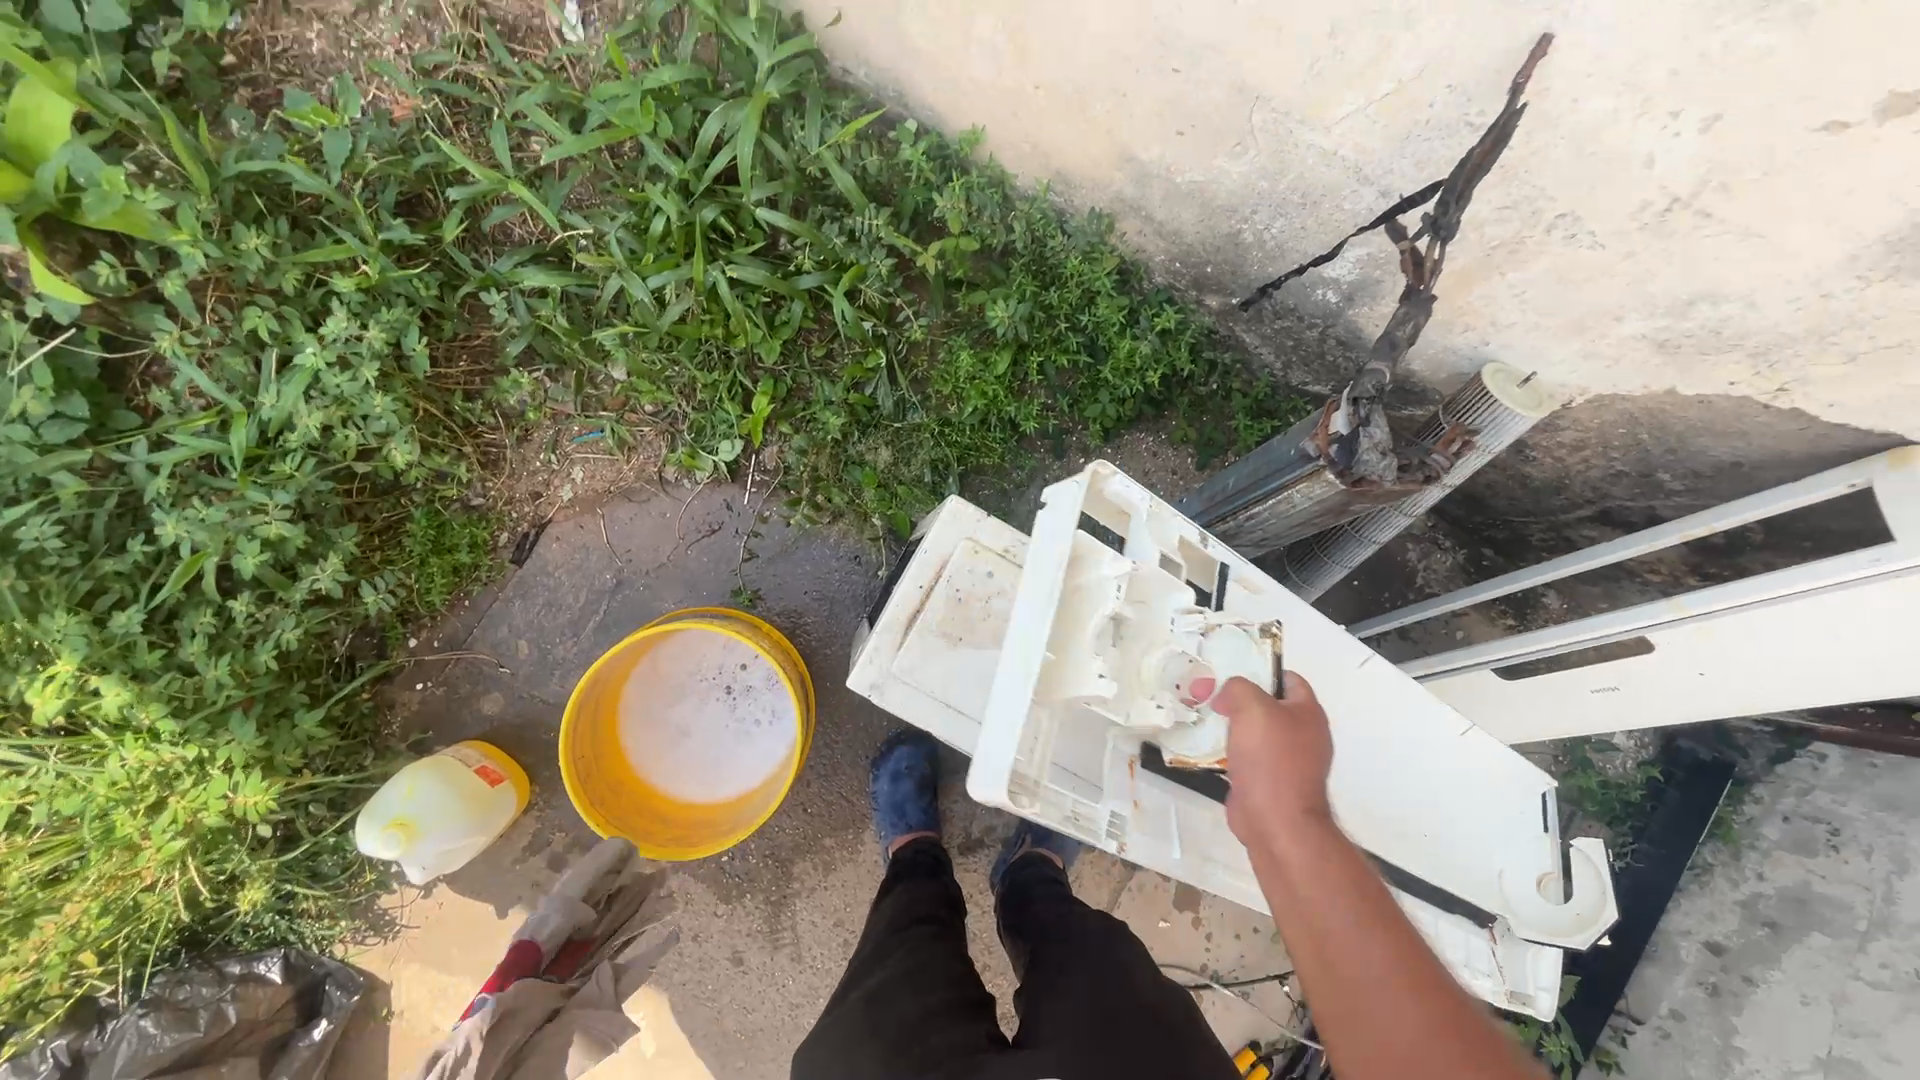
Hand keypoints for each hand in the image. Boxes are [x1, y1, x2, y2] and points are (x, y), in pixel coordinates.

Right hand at [1214, 672, 1334, 848]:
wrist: (1275, 821)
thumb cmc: (1270, 759)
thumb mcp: (1252, 708)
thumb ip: (1239, 688)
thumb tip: (1228, 696)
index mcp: (1308, 713)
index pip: (1288, 679)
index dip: (1262, 671)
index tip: (1232, 673)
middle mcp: (1303, 735)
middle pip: (1269, 705)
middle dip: (1241, 700)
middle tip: (1213, 696)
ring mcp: (1288, 761)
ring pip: (1256, 732)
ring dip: (1233, 726)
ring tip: (1206, 719)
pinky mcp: (1270, 781)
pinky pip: (1249, 757)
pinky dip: (1231, 752)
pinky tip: (1210, 749)